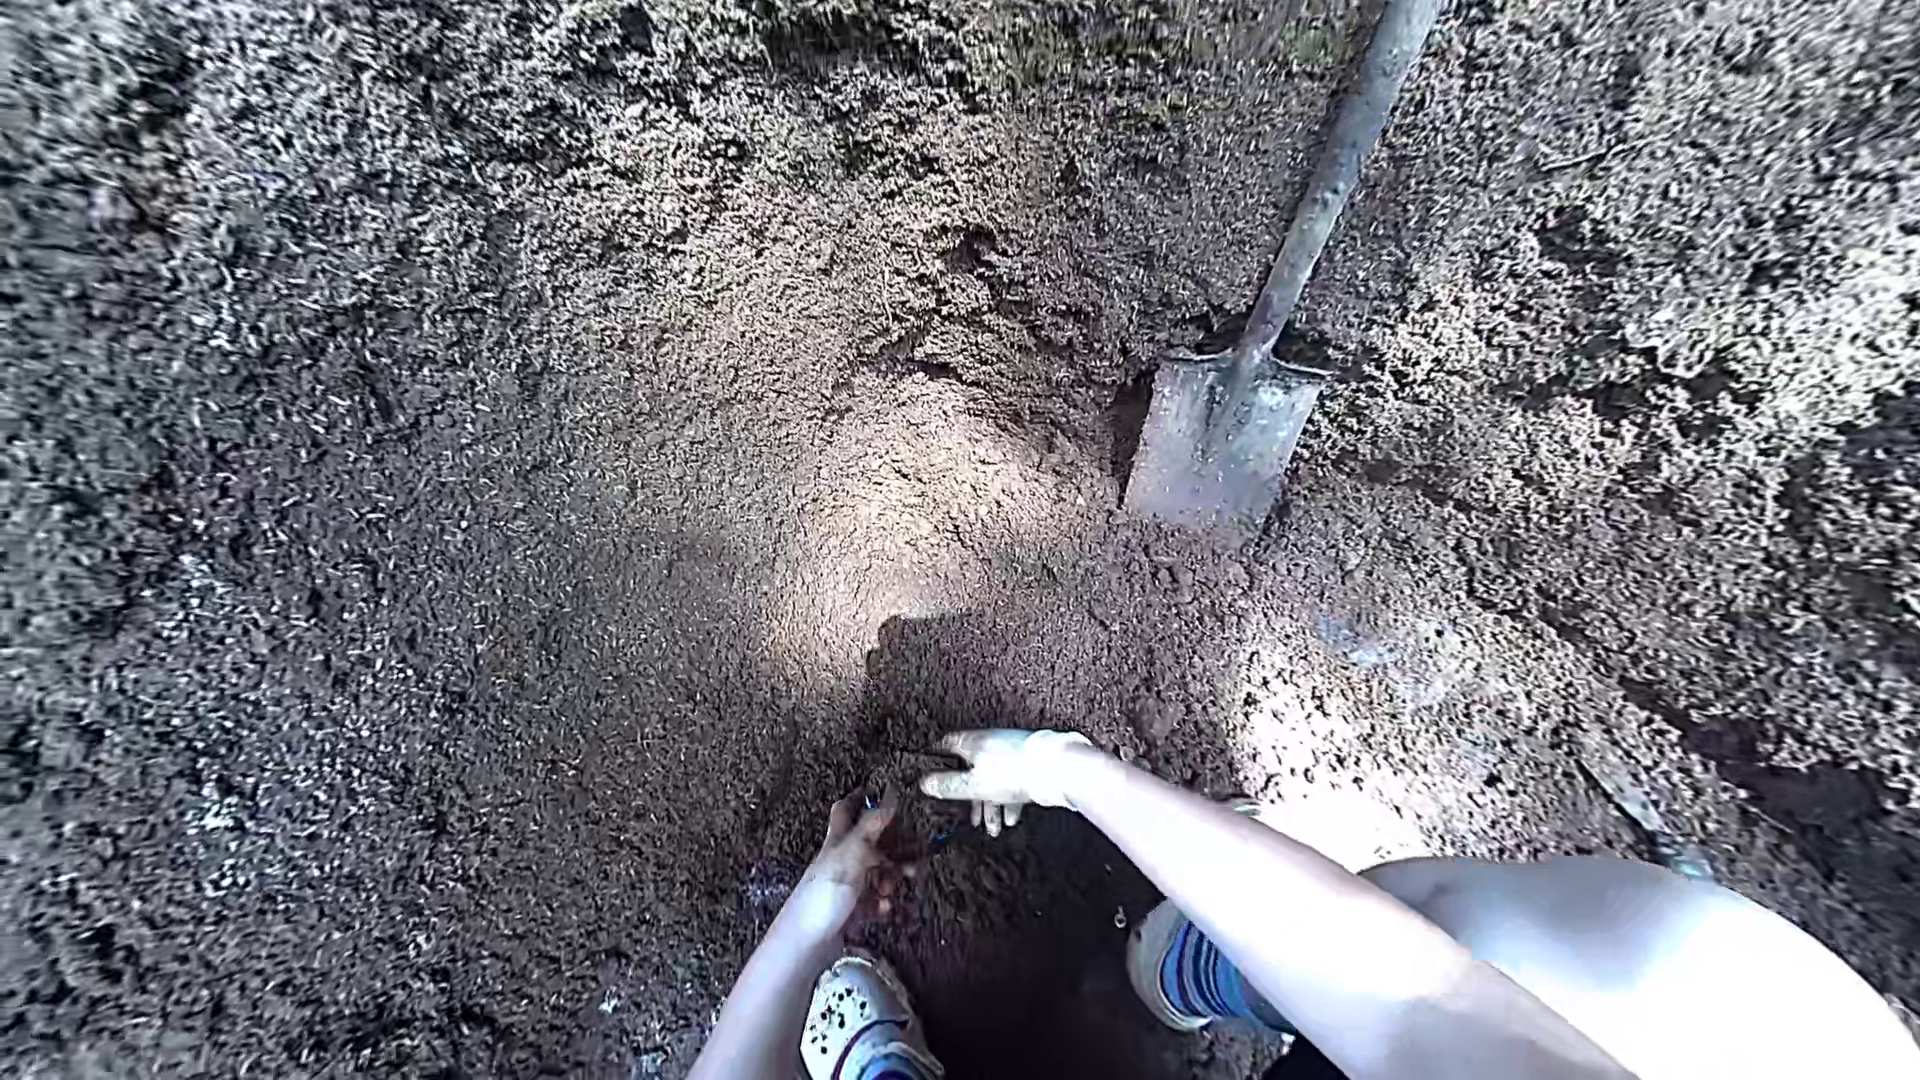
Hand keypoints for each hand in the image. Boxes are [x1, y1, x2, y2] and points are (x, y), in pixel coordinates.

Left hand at [783, 787, 908, 939]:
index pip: (847, 809)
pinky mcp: (851, 912)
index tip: (886, 796)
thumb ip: (873, 823)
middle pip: (872, 843)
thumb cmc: (821, 897)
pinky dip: (886, 904)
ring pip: (877, 873)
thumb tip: (891, 792)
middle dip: (894, 847)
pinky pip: (876, 902)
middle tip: (911, 855)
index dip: (863, 799)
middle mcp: (842, 859)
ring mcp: (846, 886)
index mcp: (838, 840)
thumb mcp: (852, 852)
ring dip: (893, 877)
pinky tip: (887, 910)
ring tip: (899, 886)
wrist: (804, 948)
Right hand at [917, 729, 1096, 836]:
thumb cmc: (1014, 773)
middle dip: (971, 794)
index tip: (933, 771)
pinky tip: (1010, 818)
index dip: (939, 758)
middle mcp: (992, 743)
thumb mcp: (974, 785)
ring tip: (993, 827)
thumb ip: (949, 785)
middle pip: (973, 767)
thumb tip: (926, 783)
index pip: (949, 745)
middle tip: (969, 815)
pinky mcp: (1028, 764)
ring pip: (994, 778)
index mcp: (975, 742)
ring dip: (991, 804)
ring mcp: (1011, 752)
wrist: (1056, 770)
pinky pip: (1012, 782)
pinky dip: (1008, 800)